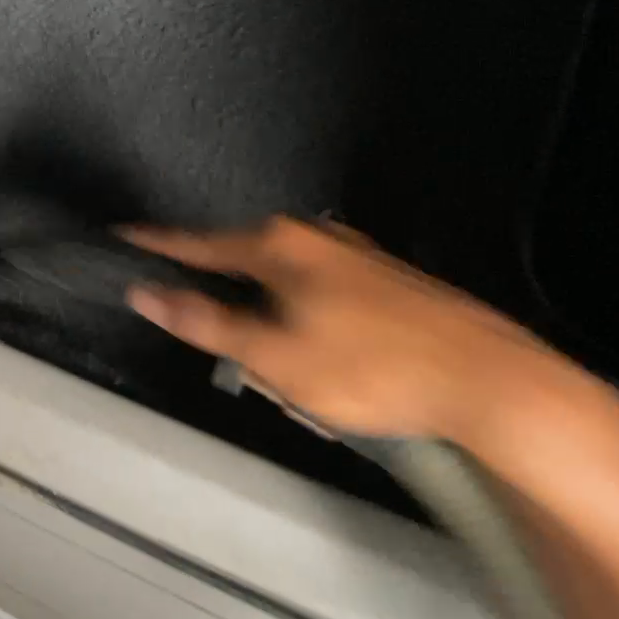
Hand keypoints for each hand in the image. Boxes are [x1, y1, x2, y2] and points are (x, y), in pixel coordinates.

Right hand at [122, 217, 570, 442]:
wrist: (494, 382)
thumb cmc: (375, 369)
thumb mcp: (274, 357)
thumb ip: (205, 323)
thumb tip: (147, 294)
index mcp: (280, 247)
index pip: (198, 243)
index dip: (156, 245)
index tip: (124, 236)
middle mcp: (315, 238)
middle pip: (242, 260)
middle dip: (222, 294)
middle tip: (215, 336)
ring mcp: (354, 254)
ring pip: (283, 279)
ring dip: (266, 311)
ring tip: (278, 363)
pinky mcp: (384, 278)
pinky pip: (317, 289)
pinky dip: (301, 314)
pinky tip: (324, 354)